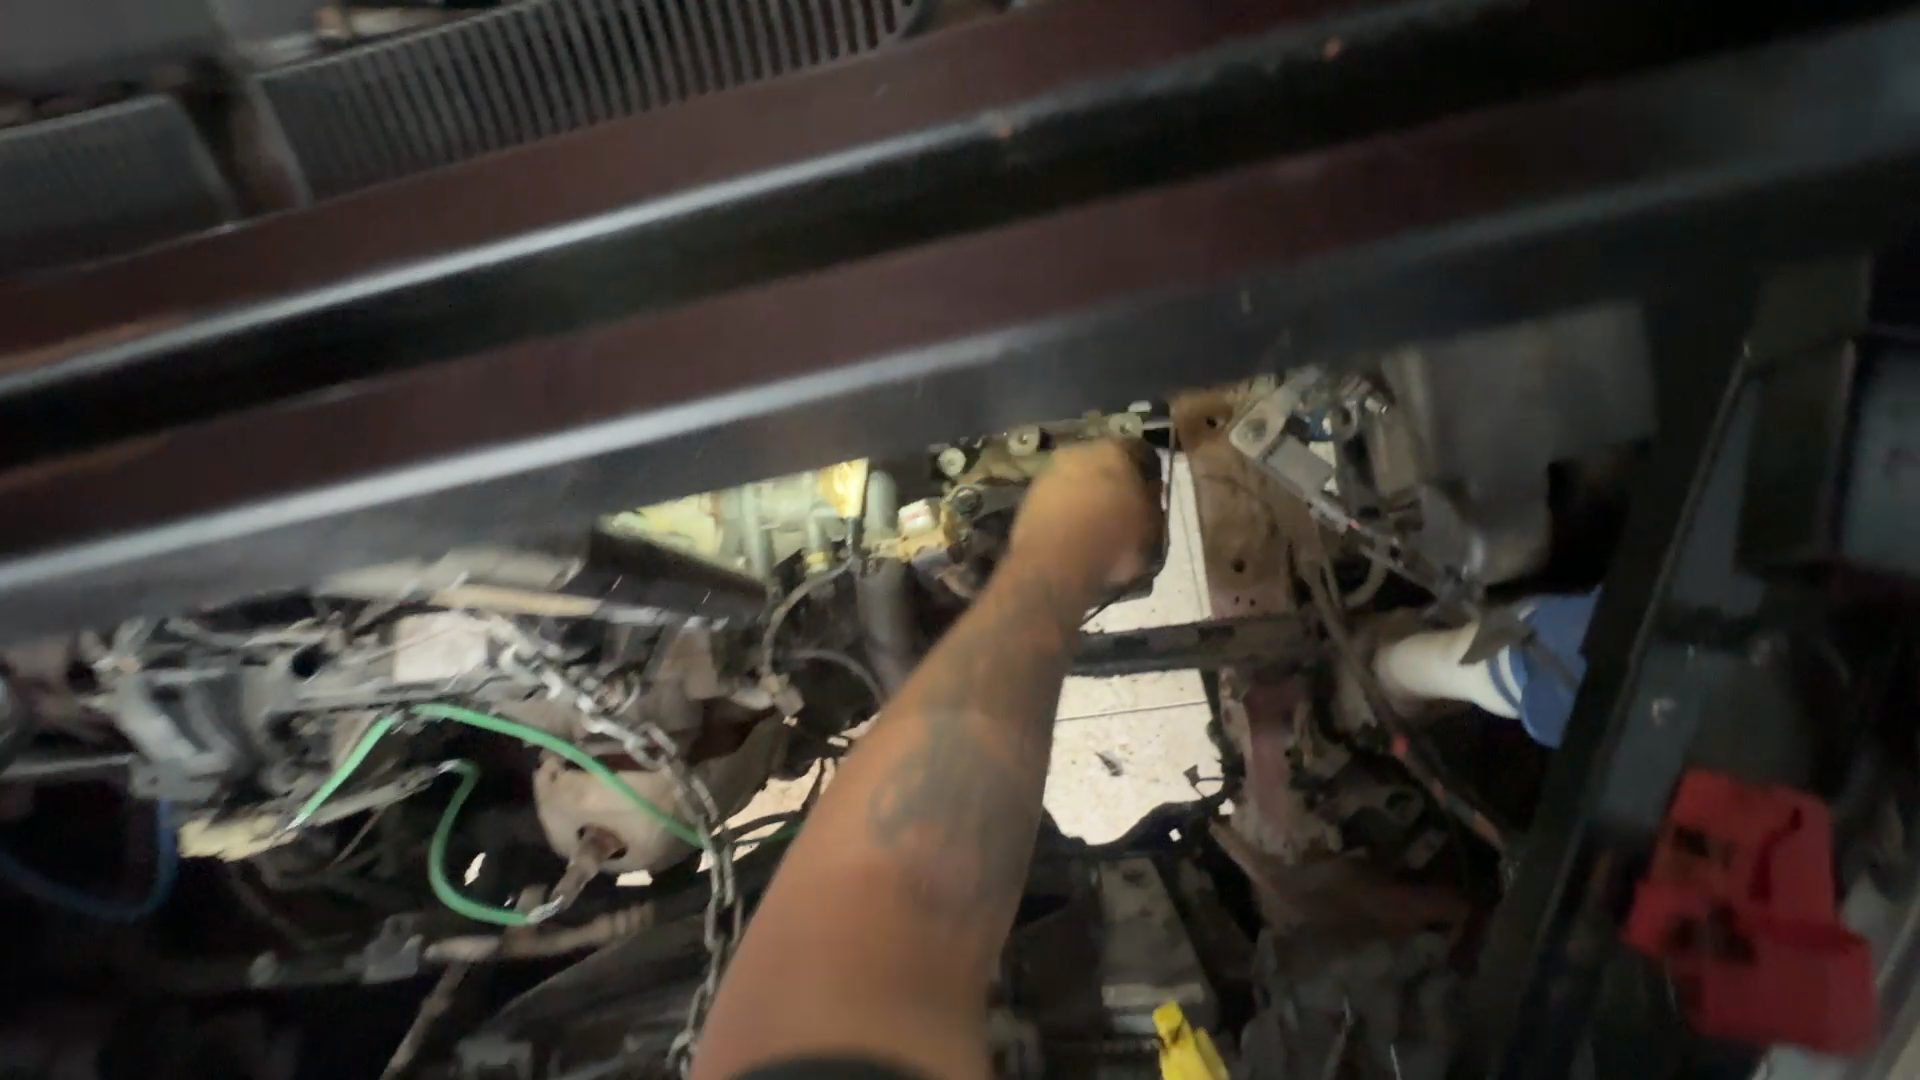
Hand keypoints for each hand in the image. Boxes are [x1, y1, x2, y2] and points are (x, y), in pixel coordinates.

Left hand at [1008, 439, 1162, 589]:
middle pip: (1104, 463)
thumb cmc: (1113, 541)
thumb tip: (1148, 495)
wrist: (1054, 563)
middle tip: (1123, 509)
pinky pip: (1057, 498)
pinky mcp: (1029, 494)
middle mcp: (1079, 450)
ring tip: (1095, 524)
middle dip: (1114, 482)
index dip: (1149, 475)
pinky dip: (1066, 510)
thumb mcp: (1153, 527)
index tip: (1153, 495)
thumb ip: (1153, 504)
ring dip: (1087, 496)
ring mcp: (1050, 471)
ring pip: (1077, 480)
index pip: (1141, 452)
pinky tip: (1071, 532)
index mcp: (1116, 450)